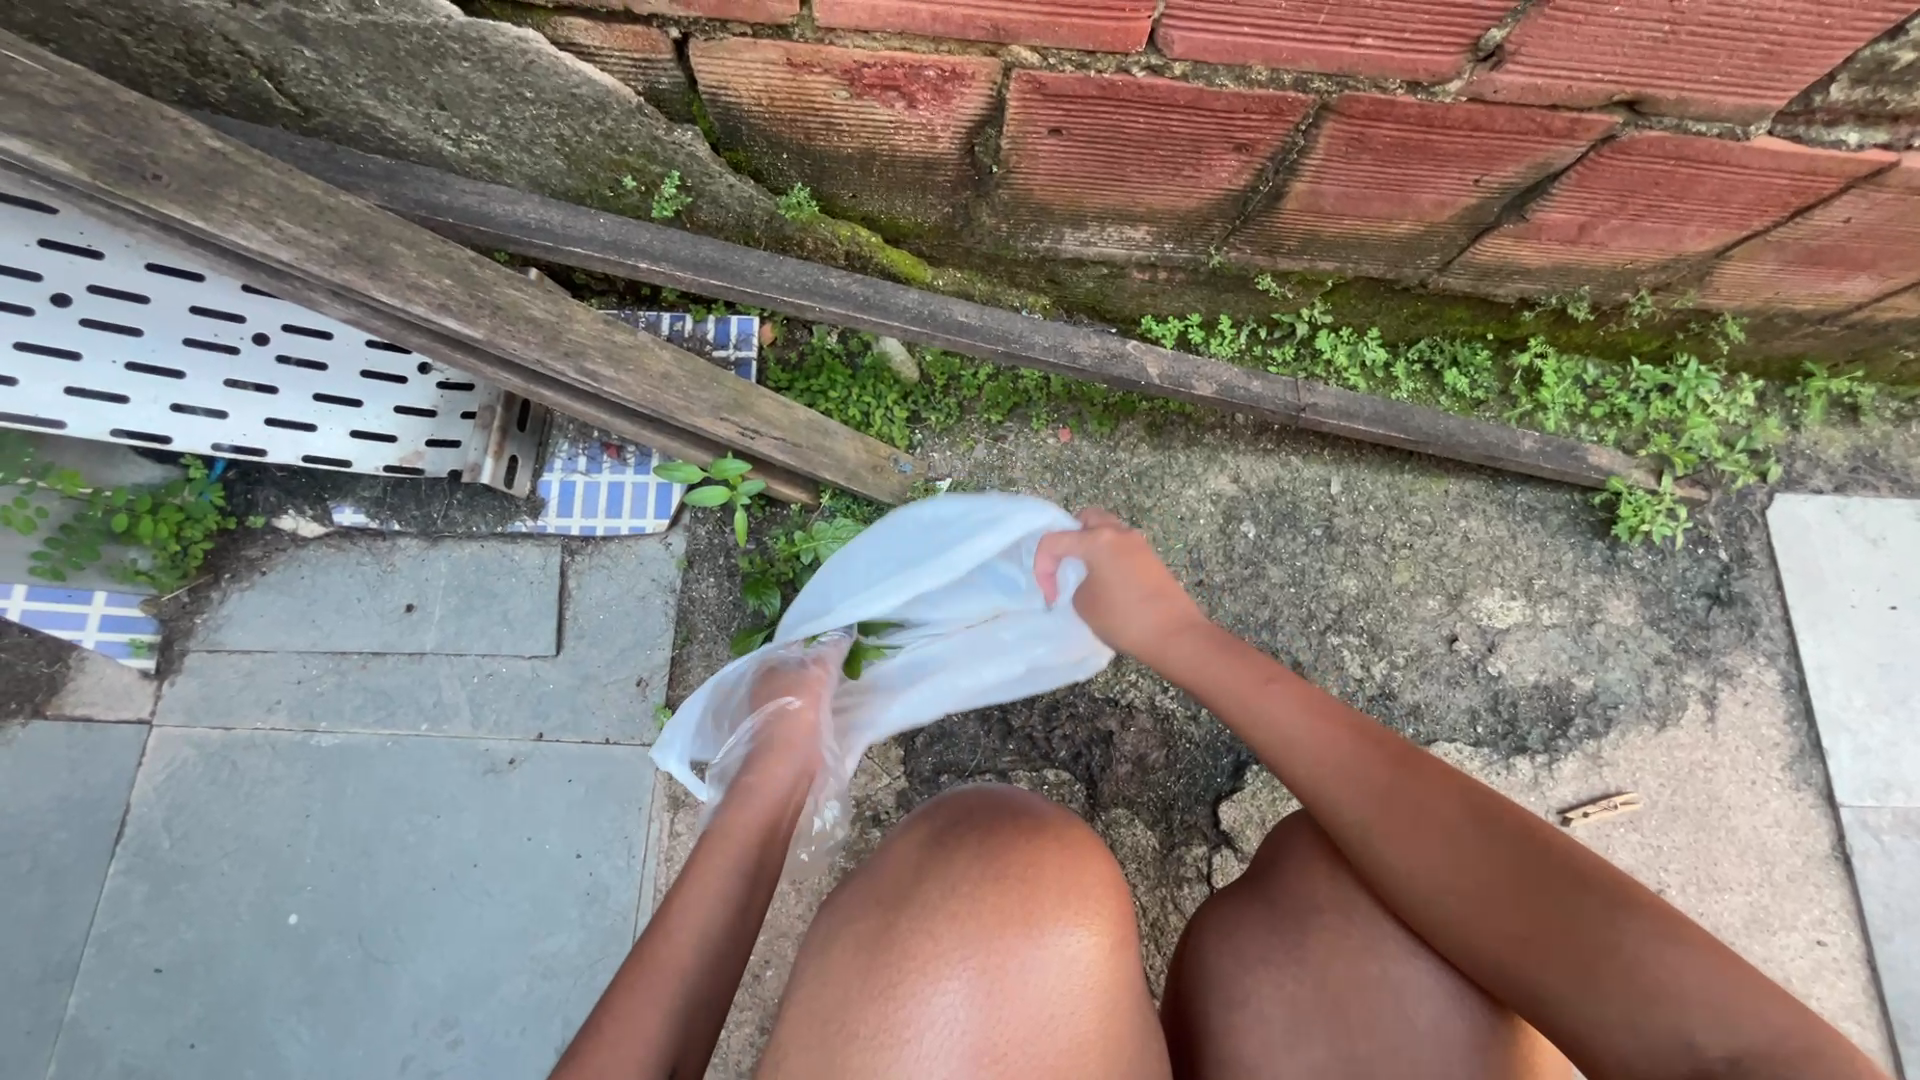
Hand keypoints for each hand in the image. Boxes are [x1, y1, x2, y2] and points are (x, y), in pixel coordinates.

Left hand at [733, 632, 850, 783]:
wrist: (788, 763)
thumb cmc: (798, 709)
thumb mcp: (819, 671)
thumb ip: (832, 650)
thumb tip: (846, 630)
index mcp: (767, 668)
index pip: (794, 647)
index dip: (817, 644)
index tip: (842, 644)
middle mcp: (765, 689)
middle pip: (798, 672)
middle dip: (820, 669)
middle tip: (850, 664)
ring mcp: (774, 715)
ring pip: (804, 695)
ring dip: (823, 692)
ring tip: (851, 686)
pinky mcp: (785, 737)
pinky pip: (809, 716)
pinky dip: (823, 712)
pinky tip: (841, 711)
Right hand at [1033, 507, 1210, 664]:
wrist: (1175, 635)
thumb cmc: (1123, 618)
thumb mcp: (1083, 604)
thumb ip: (1076, 584)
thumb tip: (1086, 581)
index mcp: (1098, 539)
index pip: (1054, 540)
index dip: (1042, 567)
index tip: (1050, 594)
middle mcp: (1119, 533)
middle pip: (1086, 519)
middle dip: (1069, 540)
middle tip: (1065, 566)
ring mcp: (1139, 544)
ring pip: (1107, 531)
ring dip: (1090, 546)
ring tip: (1085, 575)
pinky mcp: (1151, 559)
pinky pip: (1121, 546)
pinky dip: (1108, 556)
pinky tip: (1106, 583)